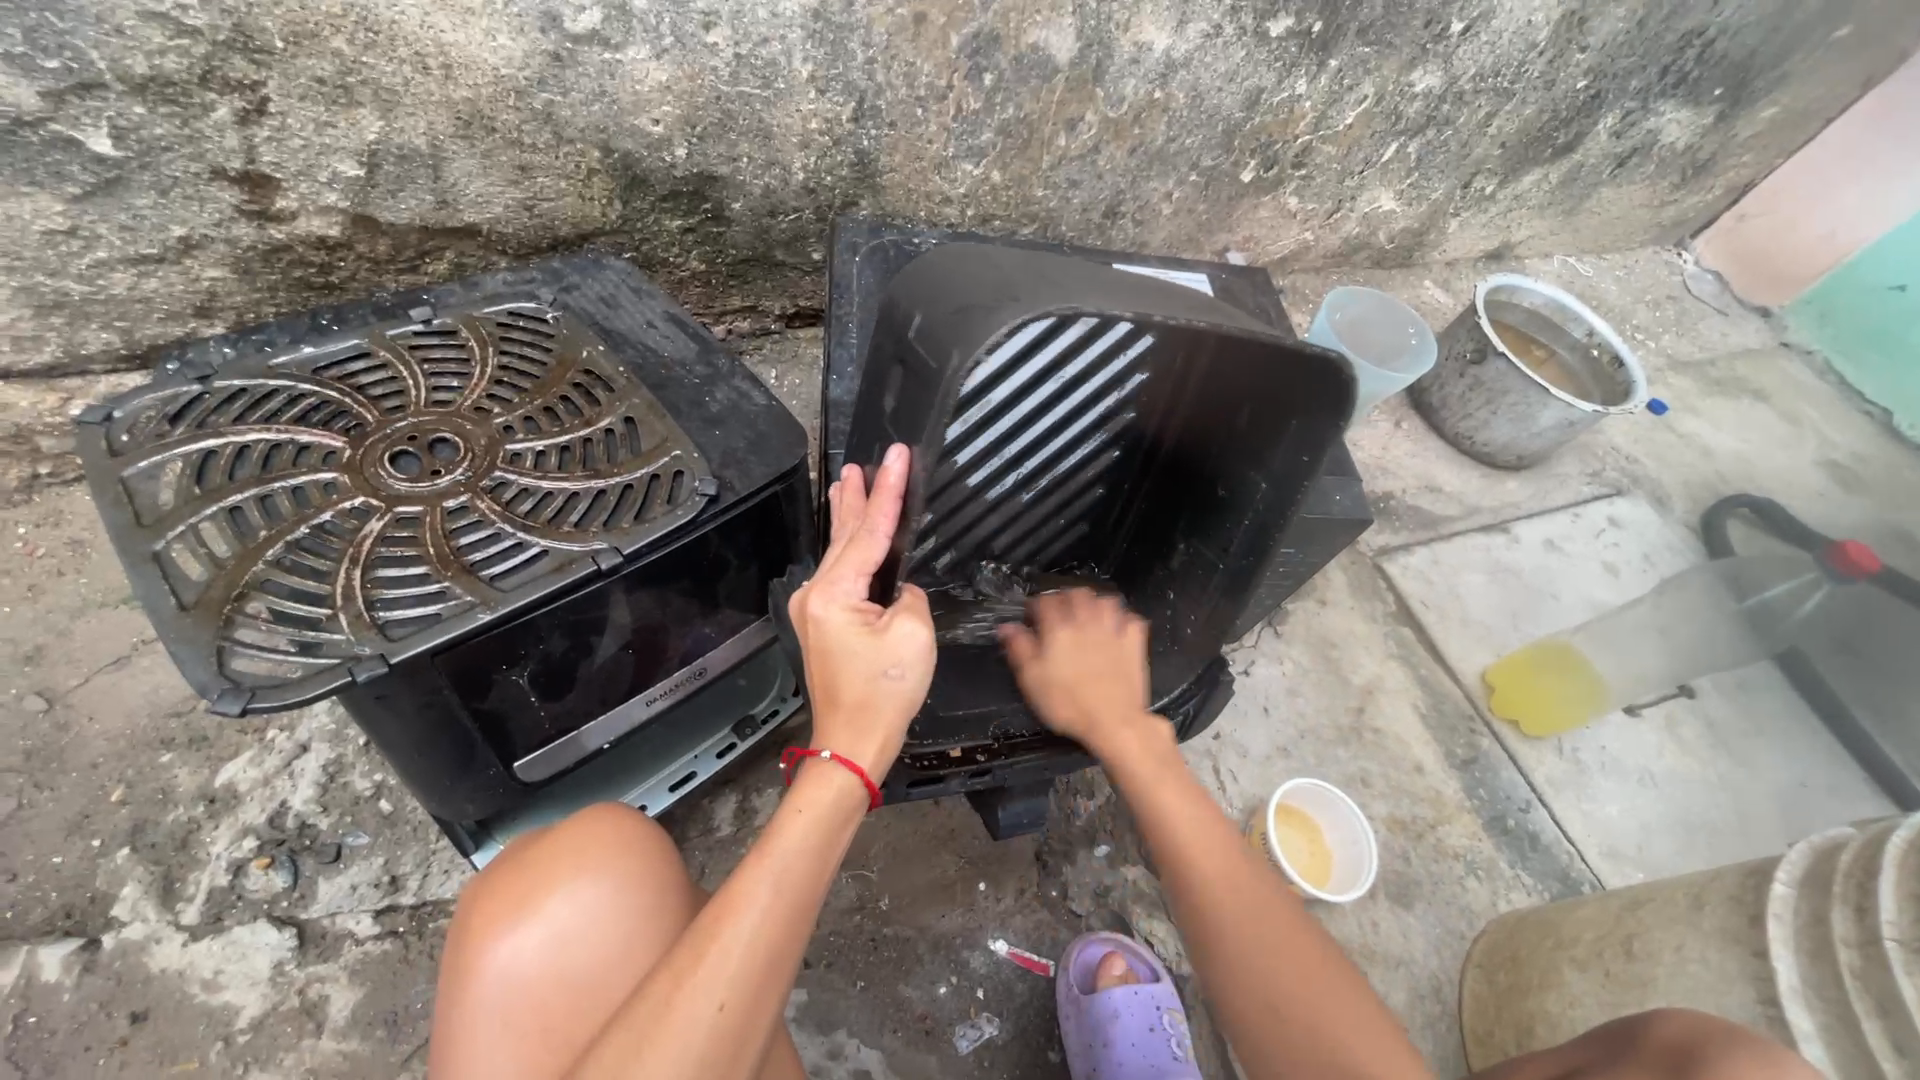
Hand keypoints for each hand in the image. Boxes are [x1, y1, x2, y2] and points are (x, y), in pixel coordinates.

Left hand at [786, 443, 935, 780]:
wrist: (854, 741)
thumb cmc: (884, 691)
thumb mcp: (914, 634)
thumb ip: (908, 594)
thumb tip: (898, 590)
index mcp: (834, 593)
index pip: (870, 531)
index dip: (889, 491)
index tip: (898, 455)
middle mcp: (814, 594)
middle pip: (845, 535)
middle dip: (860, 495)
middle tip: (867, 460)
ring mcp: (814, 609)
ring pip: (839, 552)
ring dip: (850, 516)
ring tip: (852, 480)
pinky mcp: (822, 623)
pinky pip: (839, 573)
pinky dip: (851, 548)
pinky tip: (853, 533)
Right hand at [998, 589, 1167, 756]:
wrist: (1113, 722)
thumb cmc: (1068, 705)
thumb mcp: (1032, 680)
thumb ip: (1019, 648)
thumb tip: (1007, 627)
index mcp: (1059, 629)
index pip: (1046, 601)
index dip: (1036, 604)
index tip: (1031, 615)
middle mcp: (1087, 623)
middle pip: (1077, 594)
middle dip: (1066, 597)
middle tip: (1059, 610)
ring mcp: (1114, 631)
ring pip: (1107, 600)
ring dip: (1095, 602)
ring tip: (1088, 613)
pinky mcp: (1134, 644)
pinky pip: (1132, 619)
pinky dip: (1124, 619)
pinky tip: (1117, 627)